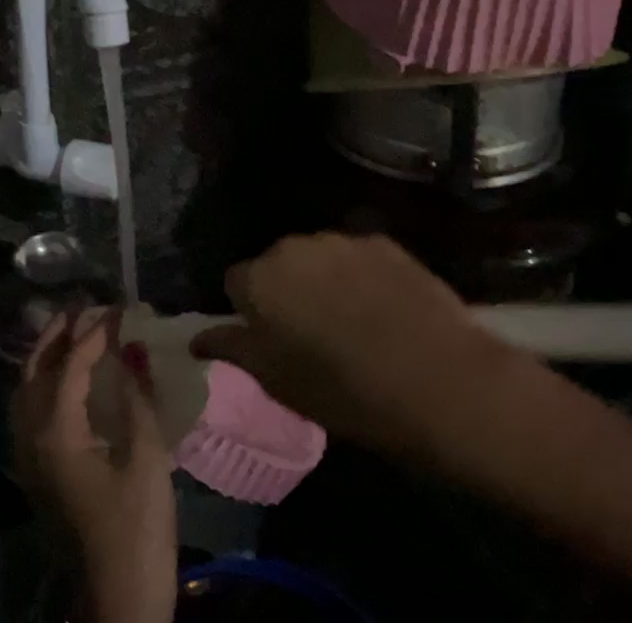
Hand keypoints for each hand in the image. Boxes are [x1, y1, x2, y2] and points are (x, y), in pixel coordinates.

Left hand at [12, 309, 176, 622]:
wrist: (116, 598)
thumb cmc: (138, 529)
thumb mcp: (147, 460)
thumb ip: (136, 399)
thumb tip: (130, 351)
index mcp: (55, 431)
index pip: (70, 364)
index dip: (95, 333)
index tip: (118, 307)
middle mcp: (29, 436)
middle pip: (34, 369)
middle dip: (57, 333)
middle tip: (83, 305)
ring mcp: (26, 456)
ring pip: (25, 390)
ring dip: (46, 355)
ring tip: (72, 332)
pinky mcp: (34, 472)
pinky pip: (28, 411)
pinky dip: (43, 383)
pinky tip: (65, 380)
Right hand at [192, 233, 528, 462]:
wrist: (437, 381)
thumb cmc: (341, 390)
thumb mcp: (275, 381)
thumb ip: (231, 349)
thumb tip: (195, 339)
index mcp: (257, 278)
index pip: (235, 284)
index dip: (250, 312)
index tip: (271, 340)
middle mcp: (292, 247)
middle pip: (276, 265)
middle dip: (286, 290)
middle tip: (310, 333)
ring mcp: (342, 241)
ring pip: (318, 258)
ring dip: (323, 280)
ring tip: (351, 320)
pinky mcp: (386, 243)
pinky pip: (358, 257)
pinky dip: (361, 277)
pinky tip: (383, 310)